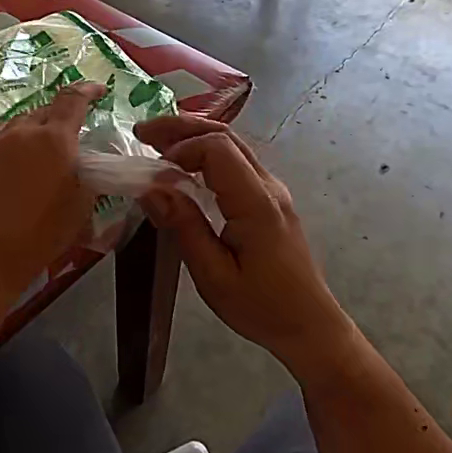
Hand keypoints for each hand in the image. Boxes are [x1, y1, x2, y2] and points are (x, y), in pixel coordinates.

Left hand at [0, 81, 103, 296]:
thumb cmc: (49, 229)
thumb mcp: (84, 200)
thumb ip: (91, 169)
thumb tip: (92, 157)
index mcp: (56, 139)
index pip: (74, 99)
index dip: (89, 90)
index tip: (100, 90)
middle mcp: (26, 130)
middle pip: (49, 108)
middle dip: (64, 114)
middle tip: (76, 128)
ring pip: (25, 119)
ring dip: (40, 125)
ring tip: (48, 142)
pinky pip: (5, 132)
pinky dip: (19, 135)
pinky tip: (23, 150)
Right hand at [136, 116, 356, 371]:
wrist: (309, 324)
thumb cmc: (261, 307)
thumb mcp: (214, 276)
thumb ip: (184, 228)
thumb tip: (151, 189)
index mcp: (257, 204)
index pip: (218, 150)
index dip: (181, 147)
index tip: (152, 167)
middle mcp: (269, 188)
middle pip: (227, 136)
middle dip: (183, 128)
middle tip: (142, 133)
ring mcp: (274, 192)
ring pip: (234, 146)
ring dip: (194, 138)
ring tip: (157, 144)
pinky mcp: (270, 202)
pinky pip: (238, 164)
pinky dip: (207, 155)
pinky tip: (185, 168)